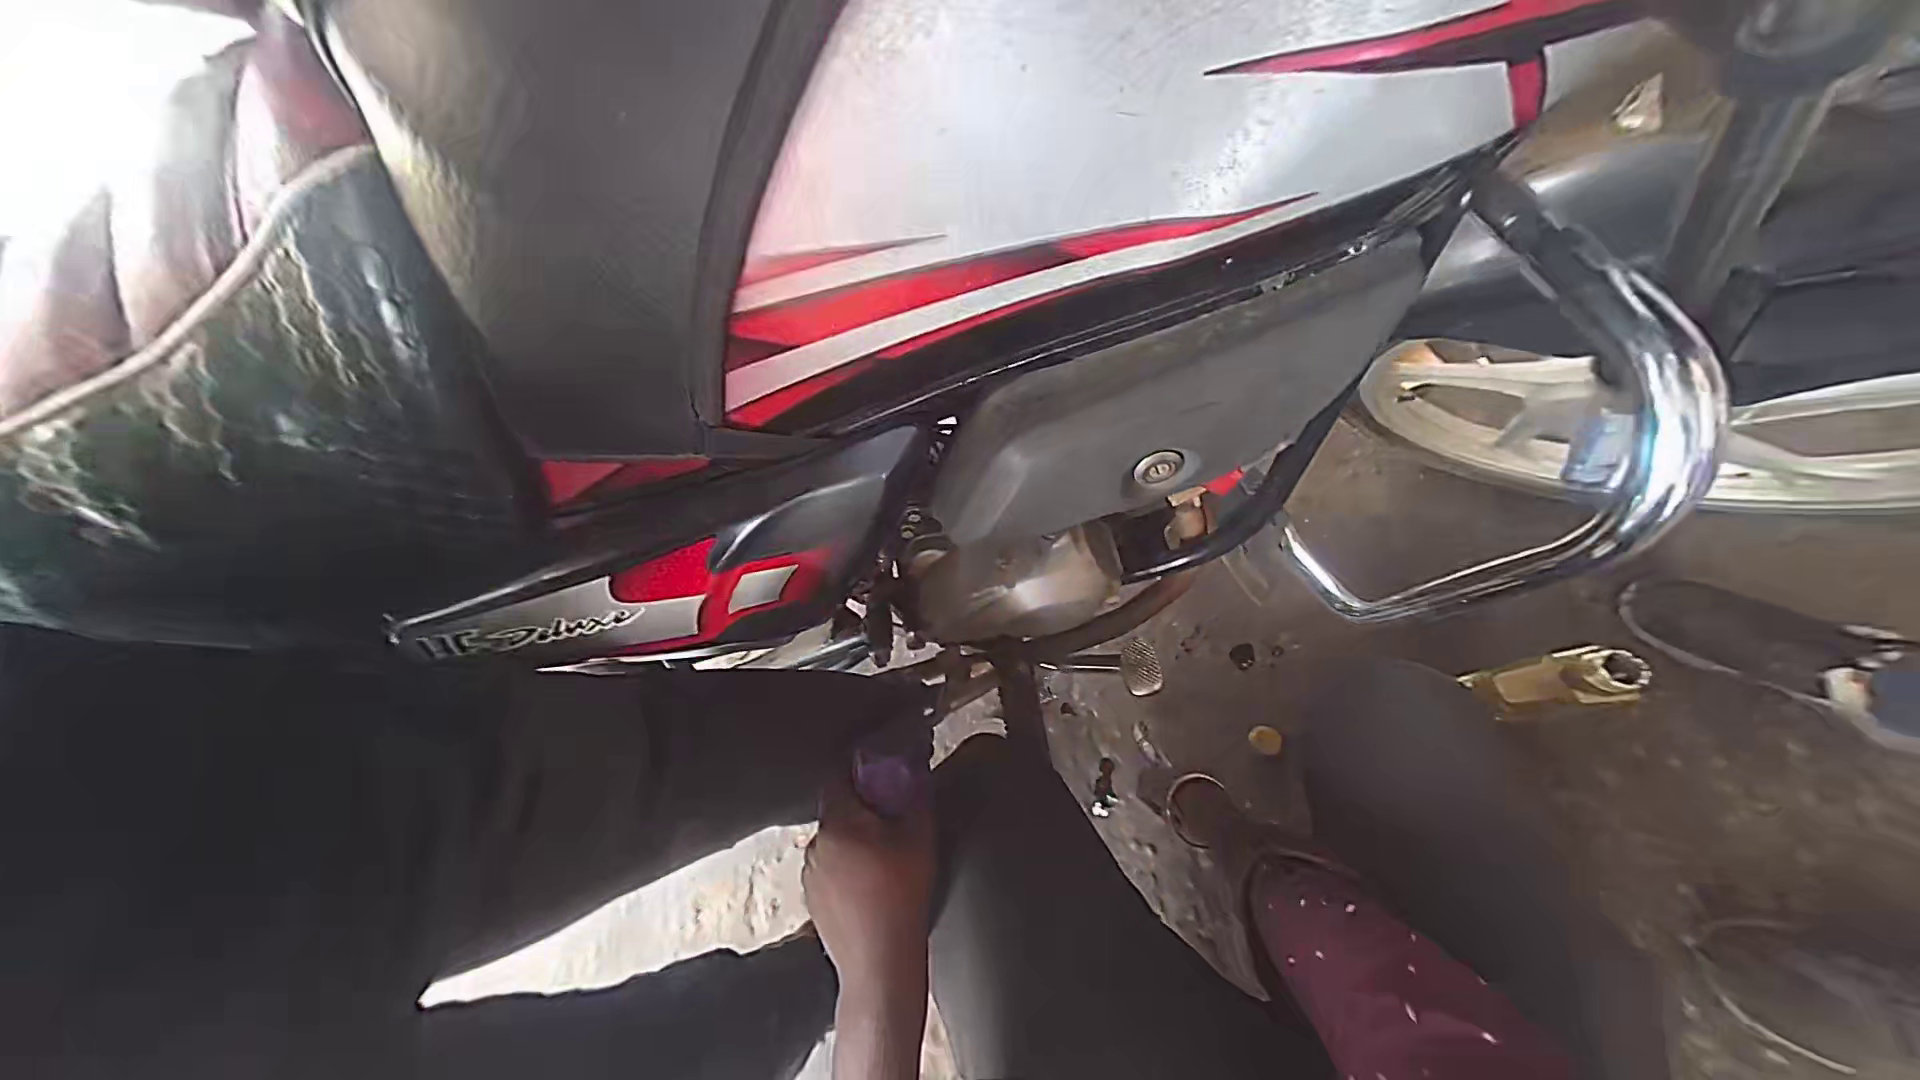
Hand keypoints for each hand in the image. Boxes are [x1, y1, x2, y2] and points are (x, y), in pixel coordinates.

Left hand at [802, 769, 934, 993]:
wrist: (880, 962)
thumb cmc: (902, 894)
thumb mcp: (920, 836)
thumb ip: (916, 796)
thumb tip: (914, 773)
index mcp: (838, 822)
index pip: (836, 780)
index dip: (857, 776)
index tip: (878, 781)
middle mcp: (816, 844)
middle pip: (836, 812)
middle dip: (859, 812)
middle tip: (888, 822)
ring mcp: (811, 875)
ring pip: (832, 842)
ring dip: (851, 842)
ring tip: (881, 859)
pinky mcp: (811, 902)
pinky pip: (828, 870)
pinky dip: (844, 869)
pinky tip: (869, 886)